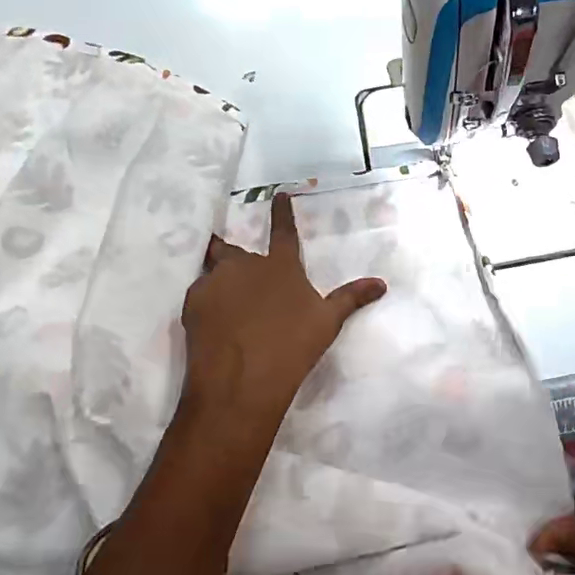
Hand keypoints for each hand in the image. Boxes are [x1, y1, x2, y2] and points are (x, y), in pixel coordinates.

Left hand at [181, 195, 385, 420]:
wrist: (241, 380)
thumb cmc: (291, 348)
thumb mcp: (327, 323)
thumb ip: (351, 298)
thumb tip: (381, 283)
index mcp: (280, 266)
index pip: (283, 231)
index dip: (281, 212)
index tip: (278, 194)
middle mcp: (245, 265)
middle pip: (235, 248)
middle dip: (235, 253)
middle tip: (240, 273)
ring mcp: (216, 281)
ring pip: (213, 267)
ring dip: (219, 274)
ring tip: (223, 295)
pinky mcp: (193, 301)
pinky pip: (200, 292)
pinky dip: (207, 300)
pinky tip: (212, 320)